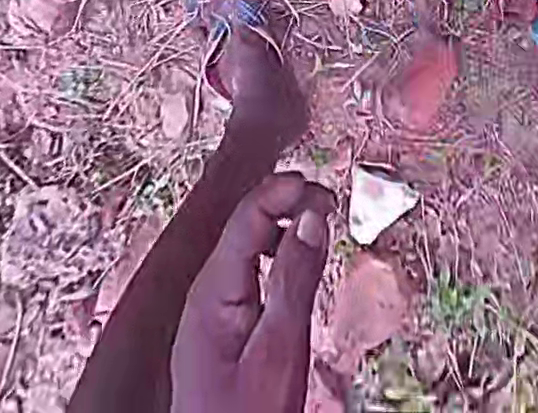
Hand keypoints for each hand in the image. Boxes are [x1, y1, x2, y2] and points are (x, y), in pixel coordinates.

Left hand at [171, 173, 335, 412]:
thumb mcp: (279, 351)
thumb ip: (295, 280)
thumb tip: (312, 216)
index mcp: (213, 289)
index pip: (246, 216)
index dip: (282, 191)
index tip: (320, 187)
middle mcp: (207, 289)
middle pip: (245, 224)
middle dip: (287, 204)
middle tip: (330, 205)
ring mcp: (211, 305)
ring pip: (247, 244)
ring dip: (283, 225)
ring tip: (320, 224)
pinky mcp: (222, 322)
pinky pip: (249, 268)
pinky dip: (276, 252)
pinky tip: (297, 260)